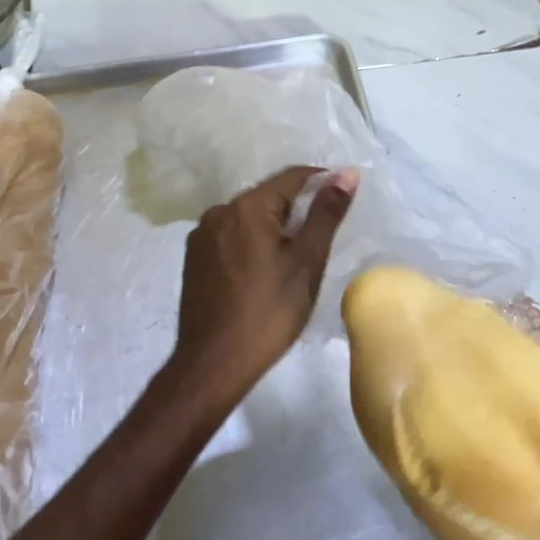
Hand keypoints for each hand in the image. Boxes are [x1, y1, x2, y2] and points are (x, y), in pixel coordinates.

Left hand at [171, 165, 356, 390]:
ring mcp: (201, 235)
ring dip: (273, 228)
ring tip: (293, 260)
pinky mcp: (193, 258)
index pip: (292, 177)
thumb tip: (346, 173)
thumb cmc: (268, 313)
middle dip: (297, 210)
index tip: (343, 200)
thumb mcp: (306, 262)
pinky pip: (231, 237)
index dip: (322, 182)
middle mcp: (219, 211)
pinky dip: (251, 243)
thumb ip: (326, 214)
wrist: (212, 365)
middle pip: (269, 196)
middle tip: (321, 240)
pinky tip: (262, 273)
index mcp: (247, 206)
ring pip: (249, 218)